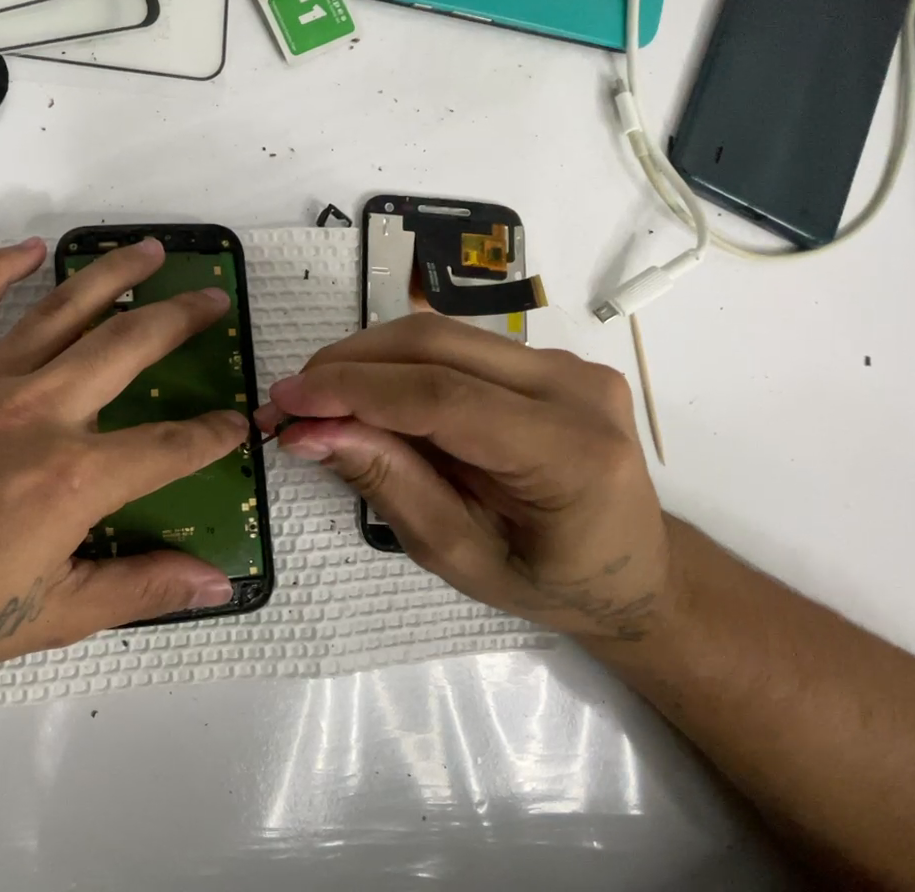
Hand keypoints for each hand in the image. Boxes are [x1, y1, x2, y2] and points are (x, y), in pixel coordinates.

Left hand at [0, 238, 248, 711]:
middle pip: (127, 346)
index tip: (239, 424)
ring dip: (111, 275)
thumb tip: (216, 585)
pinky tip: (29, 249)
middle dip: (180, 319)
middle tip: (212, 299)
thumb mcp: (54, 615)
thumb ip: (141, 590)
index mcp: (76, 477)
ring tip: (150, 253)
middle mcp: (39, 412)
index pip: (171, 447)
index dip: (214, 436)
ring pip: (61, 310)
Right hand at [255, 314, 670, 641]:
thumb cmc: (546, 582)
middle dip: (346, 364)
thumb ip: (388, 484)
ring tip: (315, 399)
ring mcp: (567, 366)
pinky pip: (452, 345)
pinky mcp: (546, 359)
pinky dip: (393, 364)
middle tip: (287, 400)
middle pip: (435, 344)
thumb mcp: (456, 554)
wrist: (630, 570)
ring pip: (437, 334)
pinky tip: (362, 395)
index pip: (442, 396)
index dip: (352, 390)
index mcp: (570, 455)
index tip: (284, 401)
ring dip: (363, 359)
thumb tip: (310, 432)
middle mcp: (577, 390)